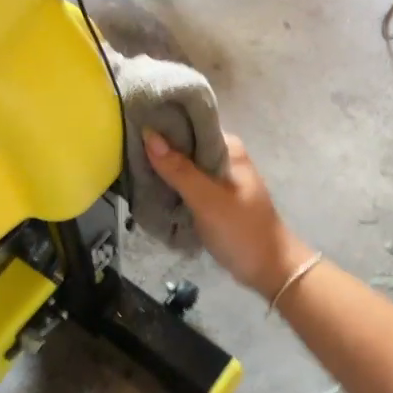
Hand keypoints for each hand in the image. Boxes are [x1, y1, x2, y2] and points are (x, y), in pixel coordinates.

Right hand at [143, 129, 312, 297]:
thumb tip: (148, 134)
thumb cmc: (241, 230)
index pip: (190, 123)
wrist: (268, 269)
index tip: (132, 126)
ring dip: (158, 170)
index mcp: (227, 148)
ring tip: (128, 169)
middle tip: (124, 152)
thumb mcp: (207, 199)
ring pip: (179, 166)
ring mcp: (215, 179)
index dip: (162, 124)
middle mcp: (221, 158)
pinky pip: (181, 185)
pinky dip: (166, 187)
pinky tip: (145, 189)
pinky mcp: (209, 198)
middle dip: (156, 149)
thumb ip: (178, 169)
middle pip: (182, 145)